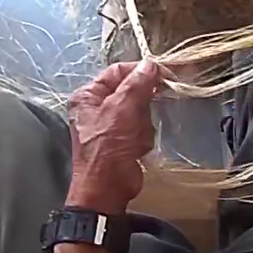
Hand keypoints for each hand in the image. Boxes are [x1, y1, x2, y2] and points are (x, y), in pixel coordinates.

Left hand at [66, 60, 161, 212]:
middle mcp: (96, 108)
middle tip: (142, 116)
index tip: (164, 75)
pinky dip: (143, 139)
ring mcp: (110, 126)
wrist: (107, 188)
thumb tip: (150, 64)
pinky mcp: (123, 142)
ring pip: (140, 112)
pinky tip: (137, 149)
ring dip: (143, 126)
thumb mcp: (122, 109)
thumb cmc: (108, 147)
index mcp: (88, 96)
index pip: (118, 71)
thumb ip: (137, 83)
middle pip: (131, 93)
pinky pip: (142, 130)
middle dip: (141, 107)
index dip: (141, 71)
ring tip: (135, 139)